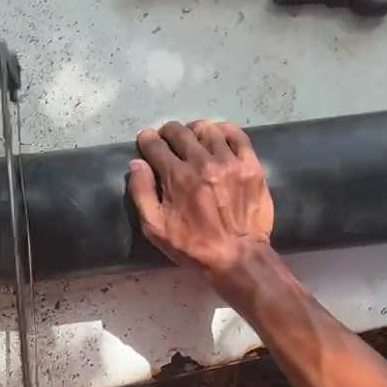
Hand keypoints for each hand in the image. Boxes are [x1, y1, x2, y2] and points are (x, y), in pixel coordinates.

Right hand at [128, 120, 275, 296]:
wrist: (238, 256)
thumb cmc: (192, 245)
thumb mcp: (155, 228)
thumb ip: (142, 193)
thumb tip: (136, 164)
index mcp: (178, 178)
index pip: (156, 146)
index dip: (147, 139)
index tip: (146, 139)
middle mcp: (203, 163)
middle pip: (180, 132)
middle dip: (168, 132)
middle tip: (167, 139)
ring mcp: (230, 162)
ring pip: (207, 129)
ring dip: (194, 130)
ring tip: (192, 139)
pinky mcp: (251, 165)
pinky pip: (237, 135)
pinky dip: (223, 130)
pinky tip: (217, 137)